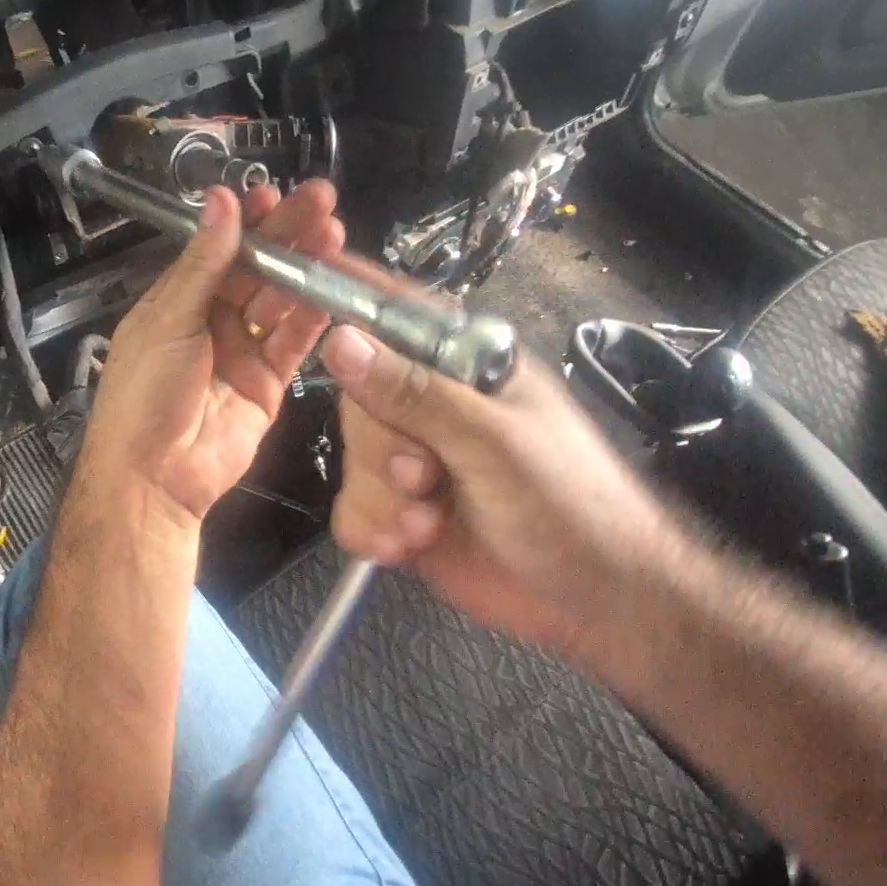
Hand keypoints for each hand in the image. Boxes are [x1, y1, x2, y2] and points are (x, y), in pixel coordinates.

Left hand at [74, 182, 343, 531]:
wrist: (154, 475)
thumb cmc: (145, 393)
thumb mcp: (168, 320)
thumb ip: (203, 264)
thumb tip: (221, 201)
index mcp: (177, 302)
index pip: (219, 251)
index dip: (247, 223)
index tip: (273, 193)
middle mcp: (211, 323)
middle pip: (256, 272)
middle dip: (287, 237)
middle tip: (321, 203)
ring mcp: (240, 354)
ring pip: (279, 303)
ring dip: (305, 271)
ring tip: (333, 237)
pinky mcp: (266, 385)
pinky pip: (293, 345)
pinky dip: (313, 318)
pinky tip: (333, 287)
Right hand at [322, 320, 698, 666]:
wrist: (594, 597)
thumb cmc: (564, 501)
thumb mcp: (490, 441)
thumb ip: (413, 394)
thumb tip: (339, 340)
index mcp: (466, 367)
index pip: (396, 317)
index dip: (347, 300)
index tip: (292, 288)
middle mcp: (433, 407)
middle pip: (359, 402)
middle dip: (381, 451)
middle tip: (424, 479)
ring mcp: (415, 462)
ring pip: (351, 460)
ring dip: (382, 501)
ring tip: (427, 525)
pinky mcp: (401, 512)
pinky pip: (351, 508)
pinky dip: (371, 530)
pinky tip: (406, 546)